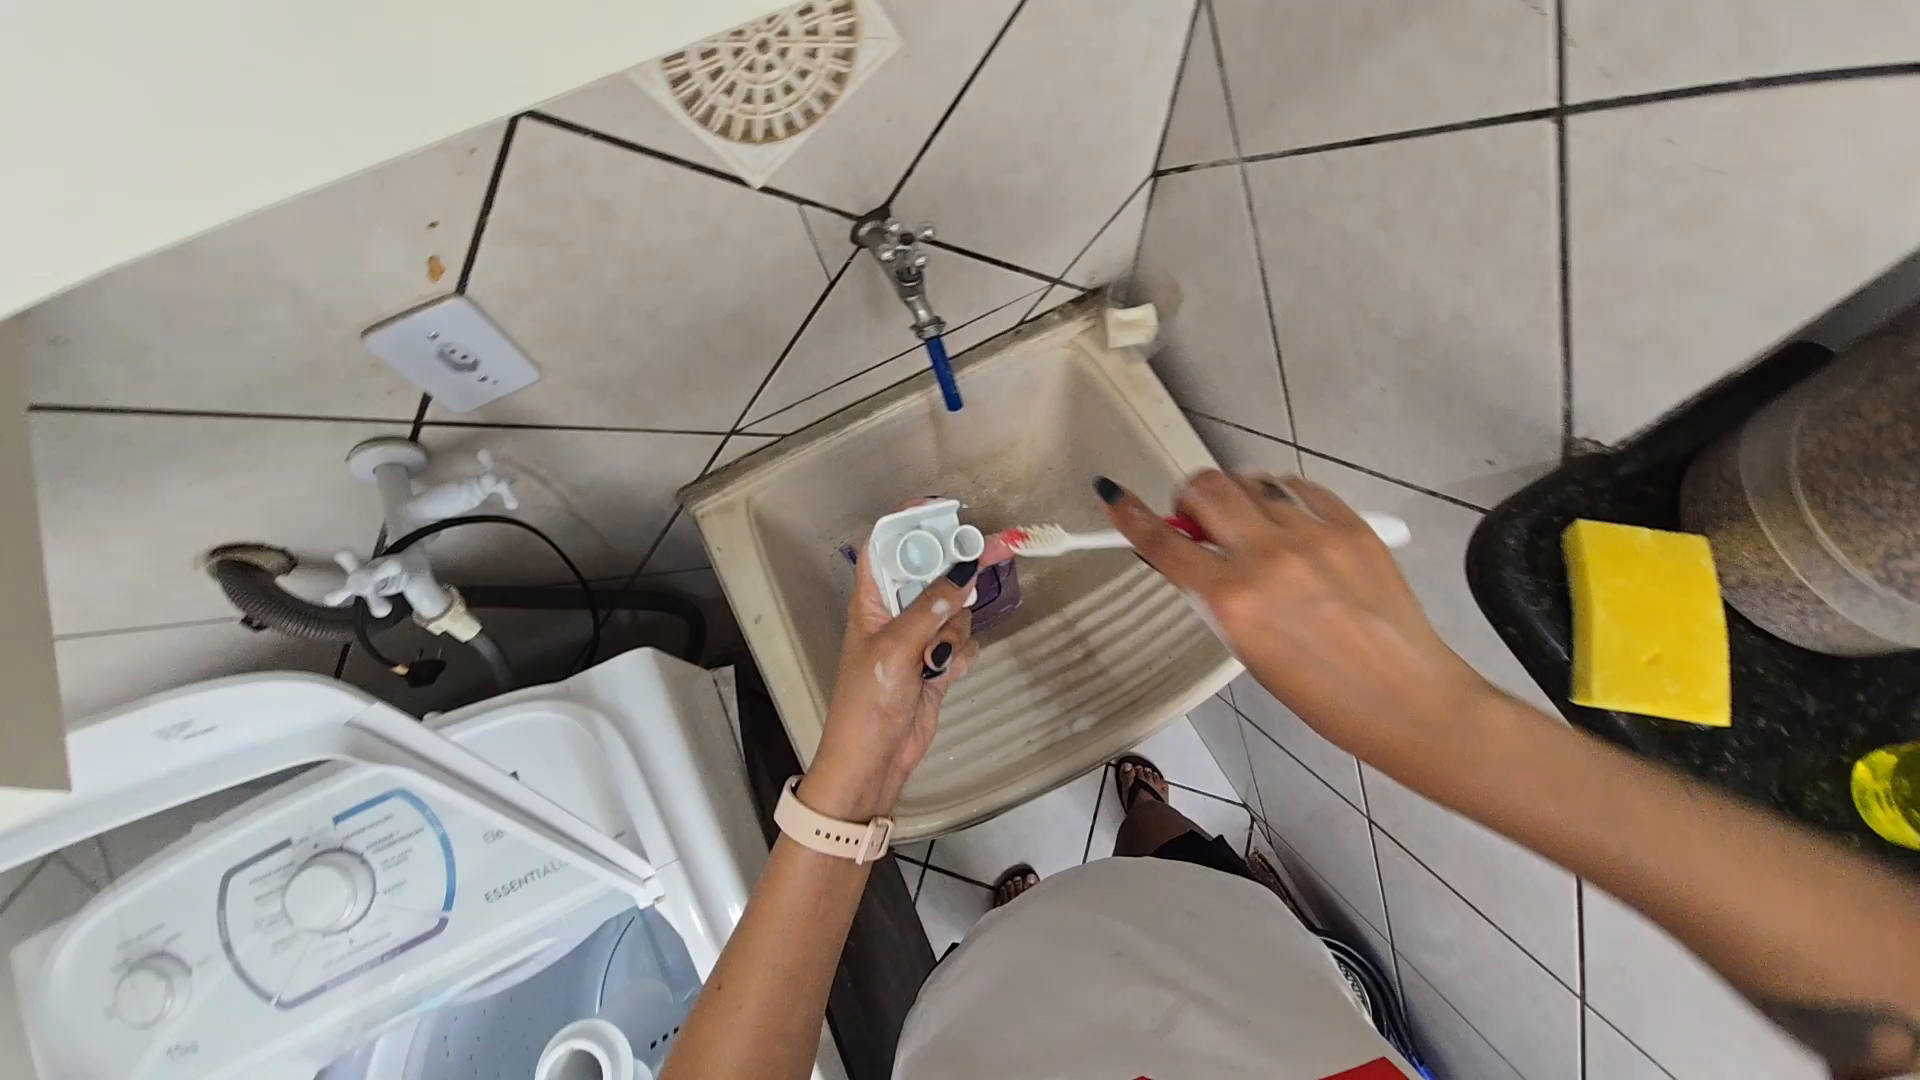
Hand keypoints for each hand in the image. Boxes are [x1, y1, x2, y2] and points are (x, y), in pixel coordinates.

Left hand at [800, 512, 979, 822]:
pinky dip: (960, 655)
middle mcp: (897, 611)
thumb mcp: (895, 651)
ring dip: (955, 629)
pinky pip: (964, 640)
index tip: (945, 509)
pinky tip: (945, 674)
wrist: (875, 761)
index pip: (887, 544)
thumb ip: (930, 610)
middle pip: (935, 571)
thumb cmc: (868, 703)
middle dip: (959, 570)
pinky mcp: (939, 661)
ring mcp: (920, 636)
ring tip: (935, 659)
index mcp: (872, 599)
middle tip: (997, 551)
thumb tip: (964, 572)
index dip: (911, 521)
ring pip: (957, 608)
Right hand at [1097, 470, 1492, 759]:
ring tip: (1250, 520)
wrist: (1408, 701)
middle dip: (1190, 496)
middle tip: (1197, 516)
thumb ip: (1215, 597)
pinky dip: (1282, 496)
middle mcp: (1267, 557)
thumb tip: (1196, 557)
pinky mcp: (1353, 527)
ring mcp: (1314, 536)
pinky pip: (1302, 488)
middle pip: (1206, 489)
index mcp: (1233, 600)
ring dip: (1238, 495)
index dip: (1130, 516)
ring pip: (1253, 482)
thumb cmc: (1319, 694)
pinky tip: (1288, 517)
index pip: (1164, 543)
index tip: (1113, 495)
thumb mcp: (1246, 649)